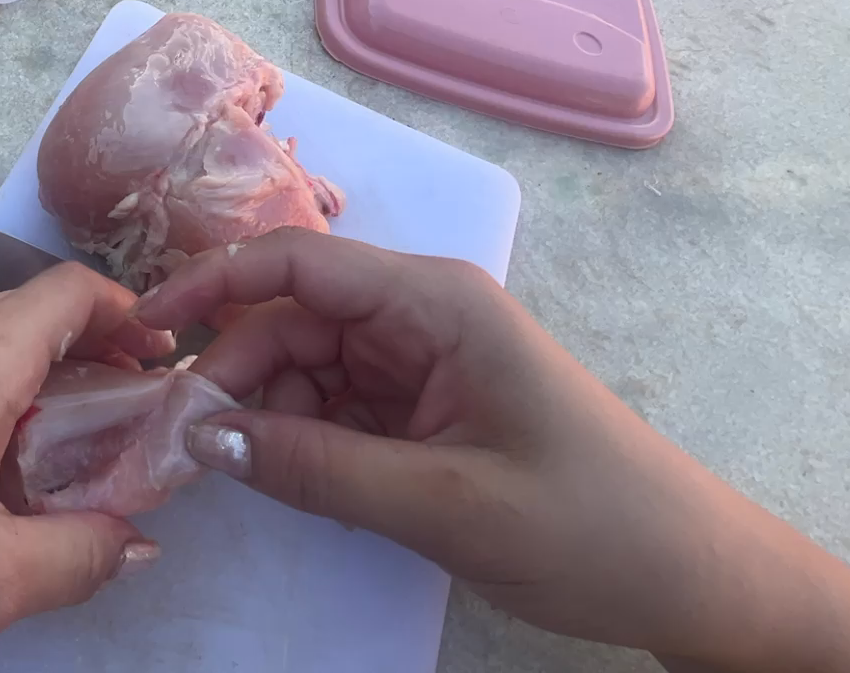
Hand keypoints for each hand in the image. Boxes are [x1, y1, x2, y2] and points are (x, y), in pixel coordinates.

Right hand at [134, 228, 849, 672]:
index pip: (294, 262)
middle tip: (185, 439)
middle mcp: (409, 312)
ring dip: (260, 410)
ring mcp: (407, 356)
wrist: (703, 588)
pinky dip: (293, 435)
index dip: (211, 282)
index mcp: (429, 299)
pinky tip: (291, 476)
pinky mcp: (407, 400)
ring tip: (239, 467)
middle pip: (286, 319)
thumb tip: (198, 433)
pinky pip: (323, 402)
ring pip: (296, 364)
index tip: (147, 323)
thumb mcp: (444, 504)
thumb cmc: (593, 527)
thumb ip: (314, 467)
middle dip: (232, 372)